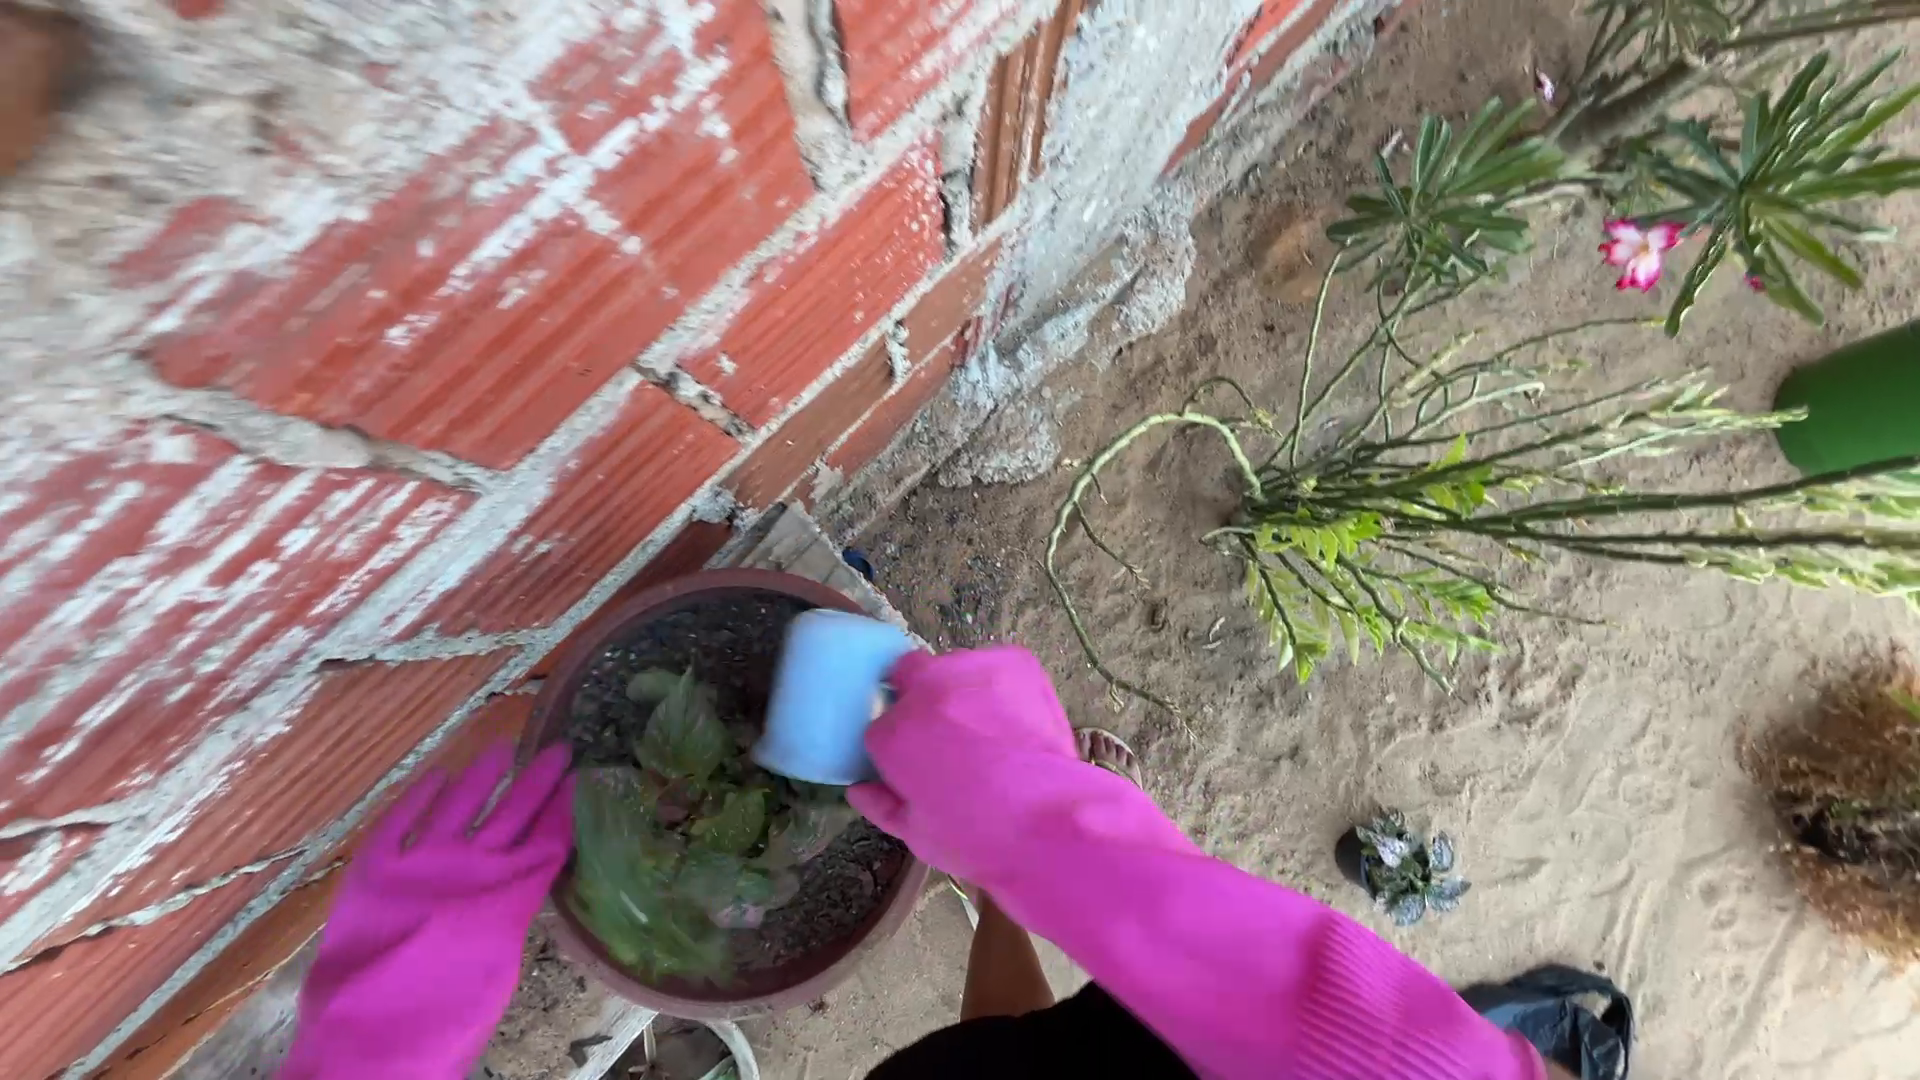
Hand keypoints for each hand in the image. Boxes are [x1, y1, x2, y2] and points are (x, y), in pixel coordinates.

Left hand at [280, 742, 572, 1079]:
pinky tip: (437, 777)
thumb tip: (514, 888)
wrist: (372, 1050)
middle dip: (541, 780)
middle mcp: (476, 867)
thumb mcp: (502, 963)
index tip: (581, 778)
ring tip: (501, 749)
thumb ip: (510, 913)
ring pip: (464, 803)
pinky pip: (399, 822)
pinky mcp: (375, 872)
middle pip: (517, 810)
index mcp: (513, 892)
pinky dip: (419, 797)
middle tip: (560, 749)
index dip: (566, 806)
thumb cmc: (450, 1020)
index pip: (551, 835)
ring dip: (484, 775)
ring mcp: (423, 864)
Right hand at [848, 647, 1090, 886]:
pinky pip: (994, 664)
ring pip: (954, 667)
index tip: (920, 760)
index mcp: (892, 732)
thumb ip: (882, 804)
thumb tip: (859, 788)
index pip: (880, 725)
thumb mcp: (917, 834)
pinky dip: (999, 683)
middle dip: (919, 695)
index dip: (900, 742)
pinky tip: (1014, 716)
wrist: (1048, 817)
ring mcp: (969, 668)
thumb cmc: (977, 836)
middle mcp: (924, 688)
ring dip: (960, 689)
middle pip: (909, 673)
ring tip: (989, 728)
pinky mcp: (1011, 660)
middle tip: (946, 732)